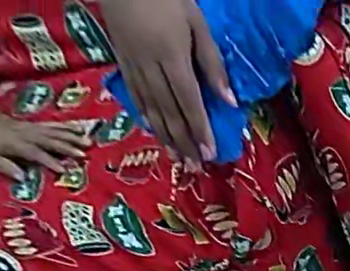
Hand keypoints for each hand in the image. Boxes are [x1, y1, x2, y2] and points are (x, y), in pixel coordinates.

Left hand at [0, 117, 90, 180]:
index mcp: (17, 144)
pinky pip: (54, 126)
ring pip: (55, 132)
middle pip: (50, 141)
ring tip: (88, 142)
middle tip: (84, 155)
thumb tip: (22, 178)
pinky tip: (80, 130)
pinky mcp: (37, 125)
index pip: (35, 153)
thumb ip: (5, 166)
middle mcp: (28, 135)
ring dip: (72, 137)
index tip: (64, 171)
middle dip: (67, 147)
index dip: (49, 161)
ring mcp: (34, 128)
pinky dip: (68, 128)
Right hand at [97, 0, 236, 162]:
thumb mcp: (196, 22)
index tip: (209, 153)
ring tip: (177, 159)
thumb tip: (230, 102)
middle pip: (169, 111)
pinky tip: (154, 131)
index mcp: (171, 56)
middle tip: (195, 167)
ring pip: (150, 106)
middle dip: (184, 142)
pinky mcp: (119, 55)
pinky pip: (134, 92)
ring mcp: (132, 61)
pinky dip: (145, 114)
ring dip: (165, 136)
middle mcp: (149, 64)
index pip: (189, 102)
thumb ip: (212, 64)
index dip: (200, 130)